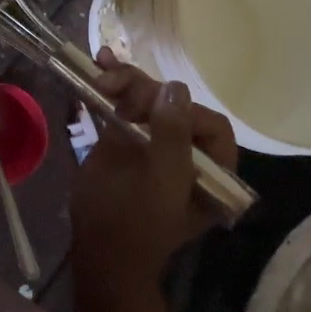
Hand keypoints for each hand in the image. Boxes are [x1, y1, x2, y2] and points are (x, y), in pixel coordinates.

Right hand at [70, 50, 238, 289]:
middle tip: (113, 82)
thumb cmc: (138, 222)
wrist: (98, 248)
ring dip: (126, 78)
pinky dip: (112, 84)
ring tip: (102, 65)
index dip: (182, 110)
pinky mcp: (123, 138)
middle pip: (173, 104)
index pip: (209, 124)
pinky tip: (100, 63)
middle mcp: (185, 150)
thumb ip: (171, 135)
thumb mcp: (161, 181)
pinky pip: (122, 105)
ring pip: (147, 98)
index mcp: (211, 168)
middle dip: (145, 89)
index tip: (148, 109)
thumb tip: (175, 89)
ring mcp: (152, 142)